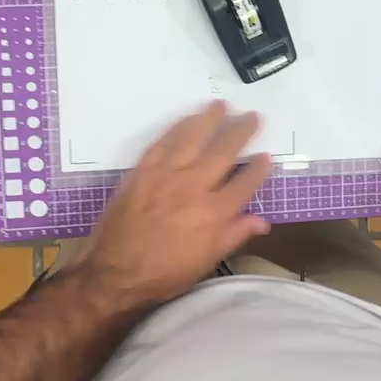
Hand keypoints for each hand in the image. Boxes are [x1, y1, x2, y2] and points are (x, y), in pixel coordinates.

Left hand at [77, 101, 272, 303]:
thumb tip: (262, 221)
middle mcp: (194, 187)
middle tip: (252, 116)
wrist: (114, 273)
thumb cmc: (164, 274)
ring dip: (210, 119)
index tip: (265, 156)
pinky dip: (178, 127)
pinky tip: (188, 119)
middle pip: (224, 151)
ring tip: (222, 105)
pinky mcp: (143, 170)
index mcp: (214, 214)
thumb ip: (235, 235)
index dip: (258, 168)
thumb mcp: (207, 261)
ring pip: (193, 138)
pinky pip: (164, 142)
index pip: (245, 182)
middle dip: (241, 131)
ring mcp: (166, 175)